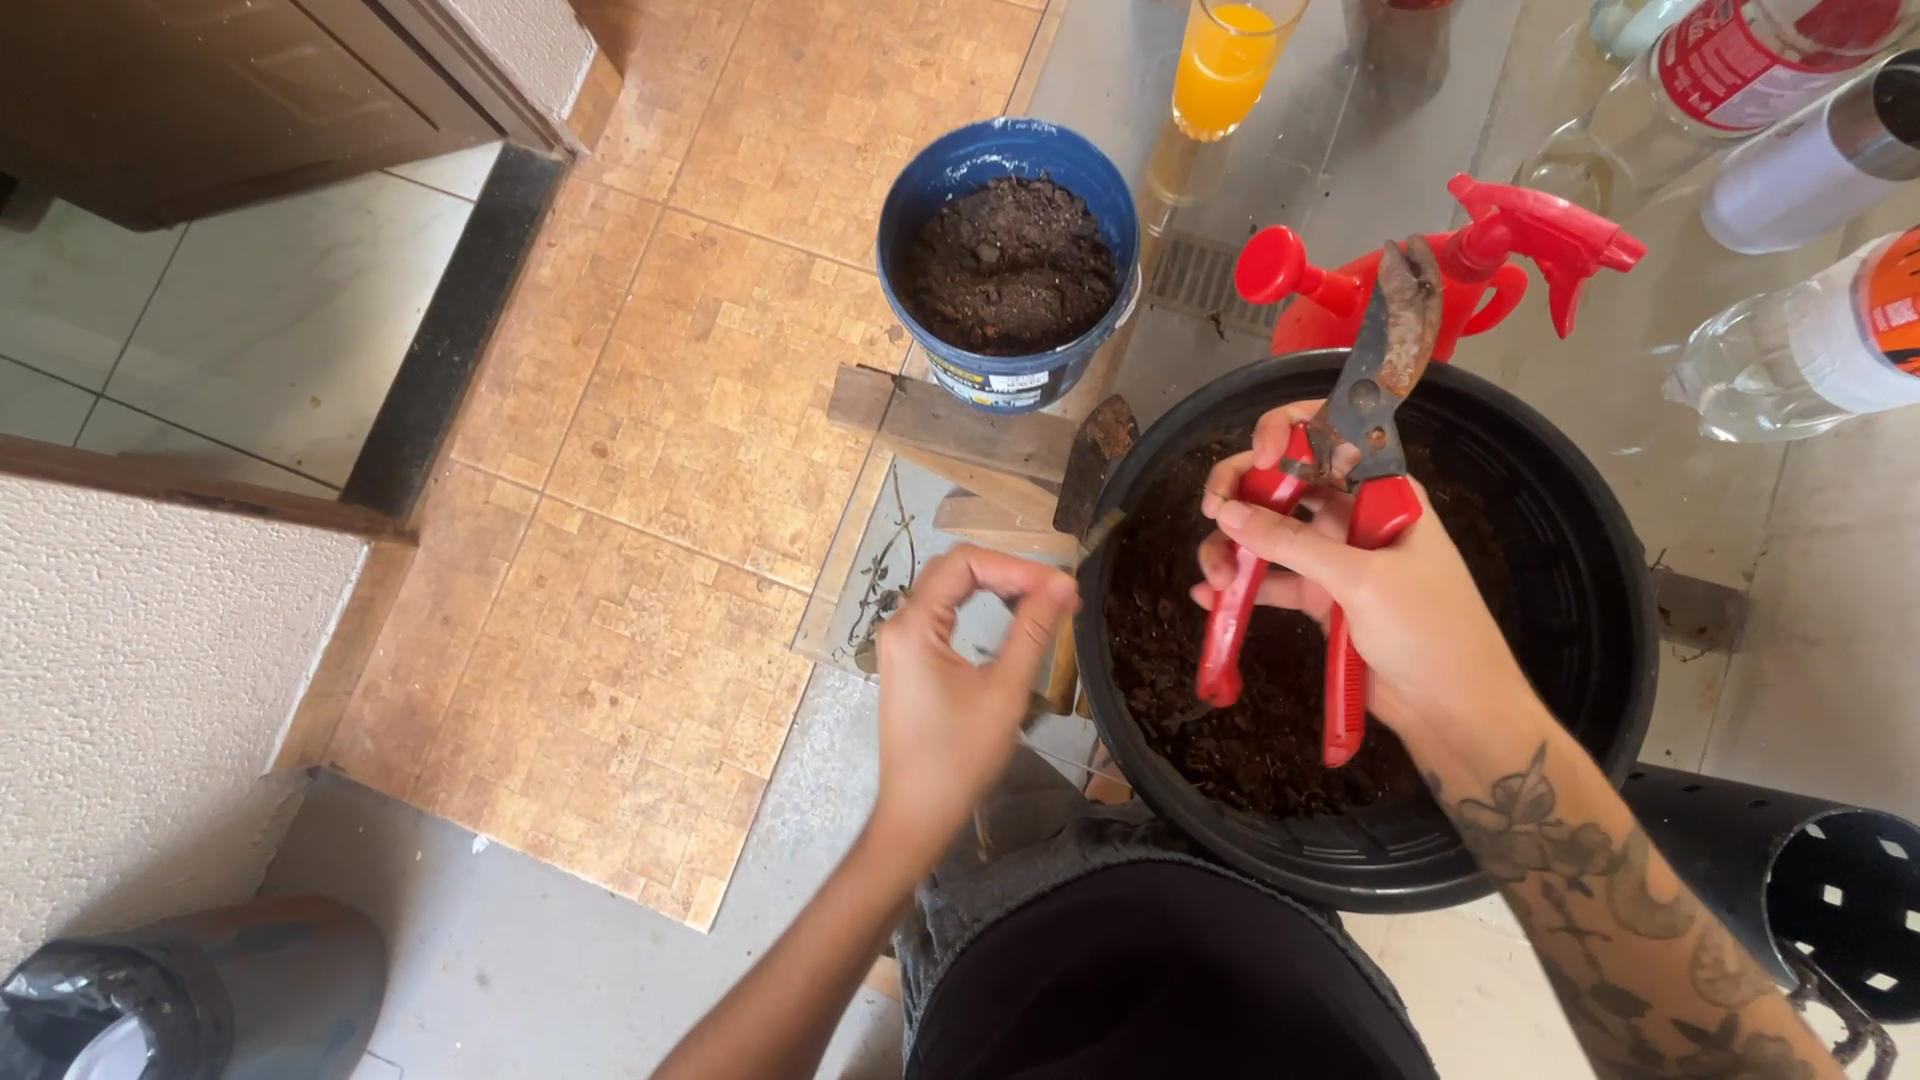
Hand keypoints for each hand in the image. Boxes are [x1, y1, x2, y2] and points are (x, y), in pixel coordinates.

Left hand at [871, 545, 1078, 868]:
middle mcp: (900, 624)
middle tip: (1053, 590)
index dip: (1016, 566)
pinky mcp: (908, 659)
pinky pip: (942, 614)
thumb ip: (1032, 631)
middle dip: (1006, 572)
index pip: (965, 563)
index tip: (1060, 585)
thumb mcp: (1004, 691)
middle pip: (953, 570)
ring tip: (1039, 599)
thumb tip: (1064, 586)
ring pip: (948, 589)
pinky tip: (1008, 615)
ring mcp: (900, 642)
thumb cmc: (959, 757)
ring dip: (993, 586)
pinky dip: (977, 606)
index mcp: (914, 626)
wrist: (918, 811)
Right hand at [1191, 403, 1534, 739]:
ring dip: (1232, 547)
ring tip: (1214, 578)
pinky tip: (1209, 597)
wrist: (1453, 708)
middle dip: (1241, 493)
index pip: (1329, 436)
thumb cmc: (1430, 630)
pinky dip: (1238, 586)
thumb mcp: (1361, 580)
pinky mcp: (1316, 596)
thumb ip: (1290, 543)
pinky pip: (1267, 580)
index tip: (1259, 458)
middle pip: (1283, 482)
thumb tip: (1225, 512)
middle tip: (1211, 512)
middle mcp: (1351, 514)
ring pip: (1266, 532)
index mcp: (1380, 492)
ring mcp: (1331, 556)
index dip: (1288, 432)